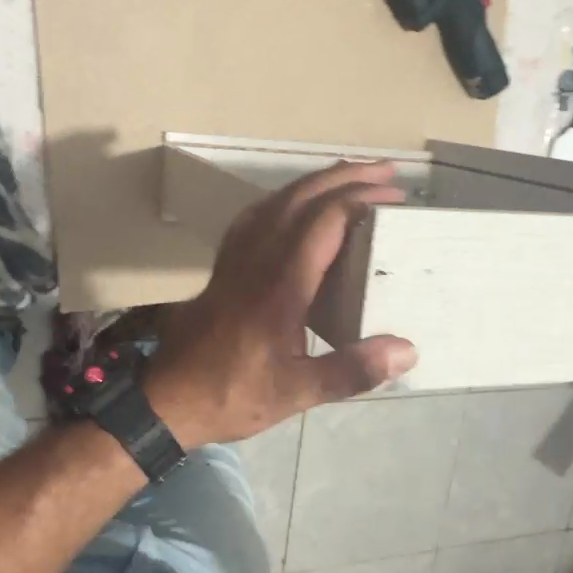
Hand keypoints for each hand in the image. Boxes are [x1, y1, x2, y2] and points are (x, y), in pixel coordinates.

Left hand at [143, 161, 419, 447]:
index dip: (359, 201)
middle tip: (388, 173)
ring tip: (351, 177)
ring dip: (315, 183)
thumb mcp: (295, 393)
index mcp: (279, 286)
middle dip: (345, 177)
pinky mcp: (223, 268)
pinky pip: (254, 217)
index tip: (395, 199)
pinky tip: (294, 208)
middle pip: (301, 199)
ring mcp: (234, 260)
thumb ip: (350, 371)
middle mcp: (256, 260)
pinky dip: (283, 200)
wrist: (165, 399)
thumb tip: (407, 350)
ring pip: (275, 202)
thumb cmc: (231, 395)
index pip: (322, 222)